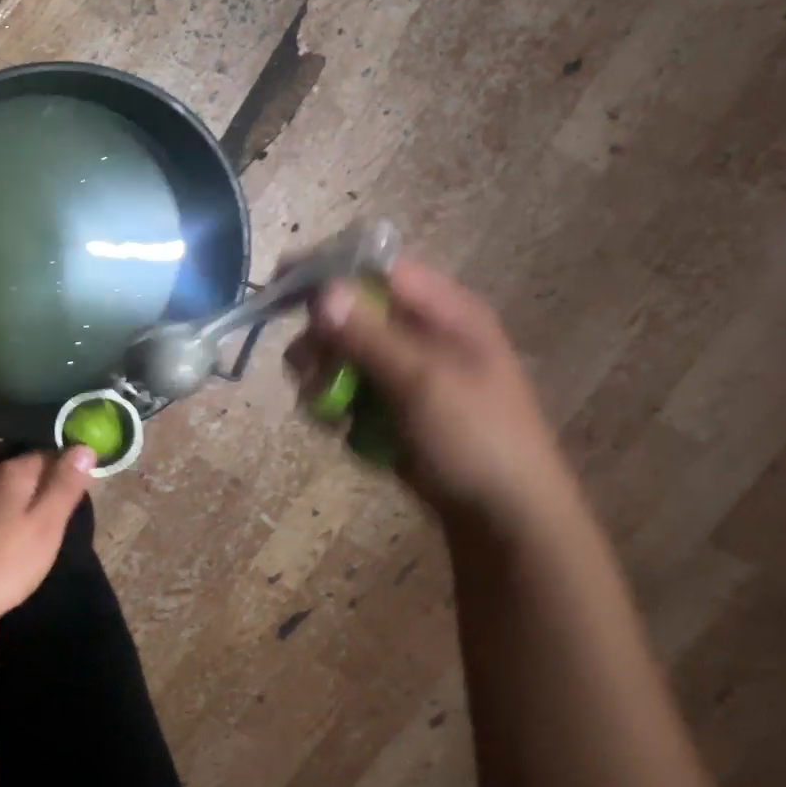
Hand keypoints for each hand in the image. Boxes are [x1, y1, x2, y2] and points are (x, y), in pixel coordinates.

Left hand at [0, 446, 95, 615]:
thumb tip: (83, 447)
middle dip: (36, 486)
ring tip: (21, 528)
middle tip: (48, 519)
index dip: (64, 473)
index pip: (47, 456)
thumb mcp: (47, 525)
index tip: (71, 497)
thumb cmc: (7, 561)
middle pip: (19, 468)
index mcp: (10, 469)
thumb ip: (65, 484)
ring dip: (11, 497)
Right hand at [291, 258, 575, 521]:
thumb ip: (369, 335)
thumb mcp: (423, 382)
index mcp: (448, 313)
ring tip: (322, 407)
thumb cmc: (476, 440)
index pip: (378, 267)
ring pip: (338, 350)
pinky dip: (330, 401)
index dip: (329, 269)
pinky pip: (342, 385)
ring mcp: (406, 369)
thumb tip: (321, 289)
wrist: (504, 518)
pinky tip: (335, 425)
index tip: (280, 281)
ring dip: (319, 374)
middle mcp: (424, 332)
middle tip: (307, 367)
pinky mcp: (390, 402)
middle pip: (348, 310)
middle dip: (319, 338)